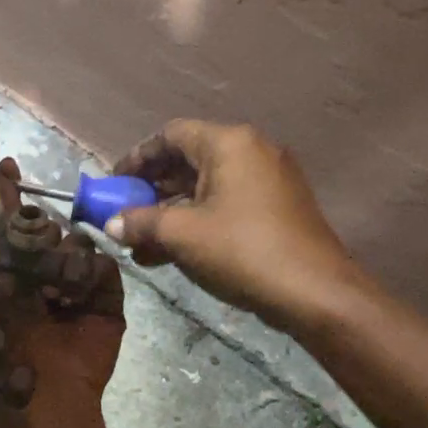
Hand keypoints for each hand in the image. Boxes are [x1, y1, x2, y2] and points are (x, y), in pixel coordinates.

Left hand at [0, 159, 125, 410]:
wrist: (46, 387)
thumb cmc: (7, 340)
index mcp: (11, 271)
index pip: (12, 222)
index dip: (8, 194)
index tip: (6, 166)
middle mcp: (43, 273)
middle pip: (50, 230)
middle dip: (39, 237)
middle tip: (27, 259)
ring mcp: (77, 286)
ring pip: (78, 245)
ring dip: (62, 263)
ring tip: (47, 293)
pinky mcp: (106, 300)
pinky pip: (104, 270)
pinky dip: (90, 278)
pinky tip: (70, 299)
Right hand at [108, 120, 367, 332]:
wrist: (316, 293)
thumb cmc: (243, 250)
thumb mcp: (182, 235)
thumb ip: (140, 223)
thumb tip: (111, 224)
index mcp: (229, 144)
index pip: (170, 135)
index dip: (136, 158)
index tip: (113, 184)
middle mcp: (251, 151)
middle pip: (188, 159)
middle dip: (151, 188)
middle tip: (124, 212)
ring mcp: (268, 180)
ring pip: (206, 186)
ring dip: (170, 210)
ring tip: (140, 242)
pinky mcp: (276, 207)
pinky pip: (225, 203)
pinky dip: (196, 220)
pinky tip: (170, 252)